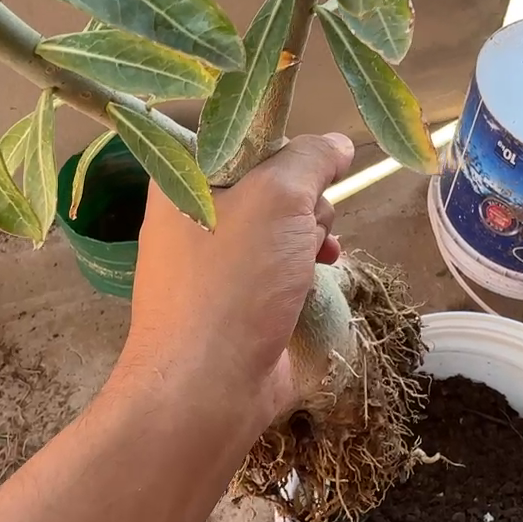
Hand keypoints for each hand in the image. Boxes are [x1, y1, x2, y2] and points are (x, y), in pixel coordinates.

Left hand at [120, 133, 353, 426]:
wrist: (206, 388)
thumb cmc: (233, 281)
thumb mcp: (278, 198)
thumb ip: (312, 158)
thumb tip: (338, 144)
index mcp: (184, 177)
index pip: (242, 133)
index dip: (284, 143)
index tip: (310, 164)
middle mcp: (195, 211)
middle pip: (270, 177)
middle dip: (305, 197)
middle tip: (307, 222)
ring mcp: (216, 256)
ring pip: (282, 219)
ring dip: (311, 230)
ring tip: (316, 254)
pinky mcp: (238, 292)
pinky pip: (281, 257)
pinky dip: (305, 260)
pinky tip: (321, 272)